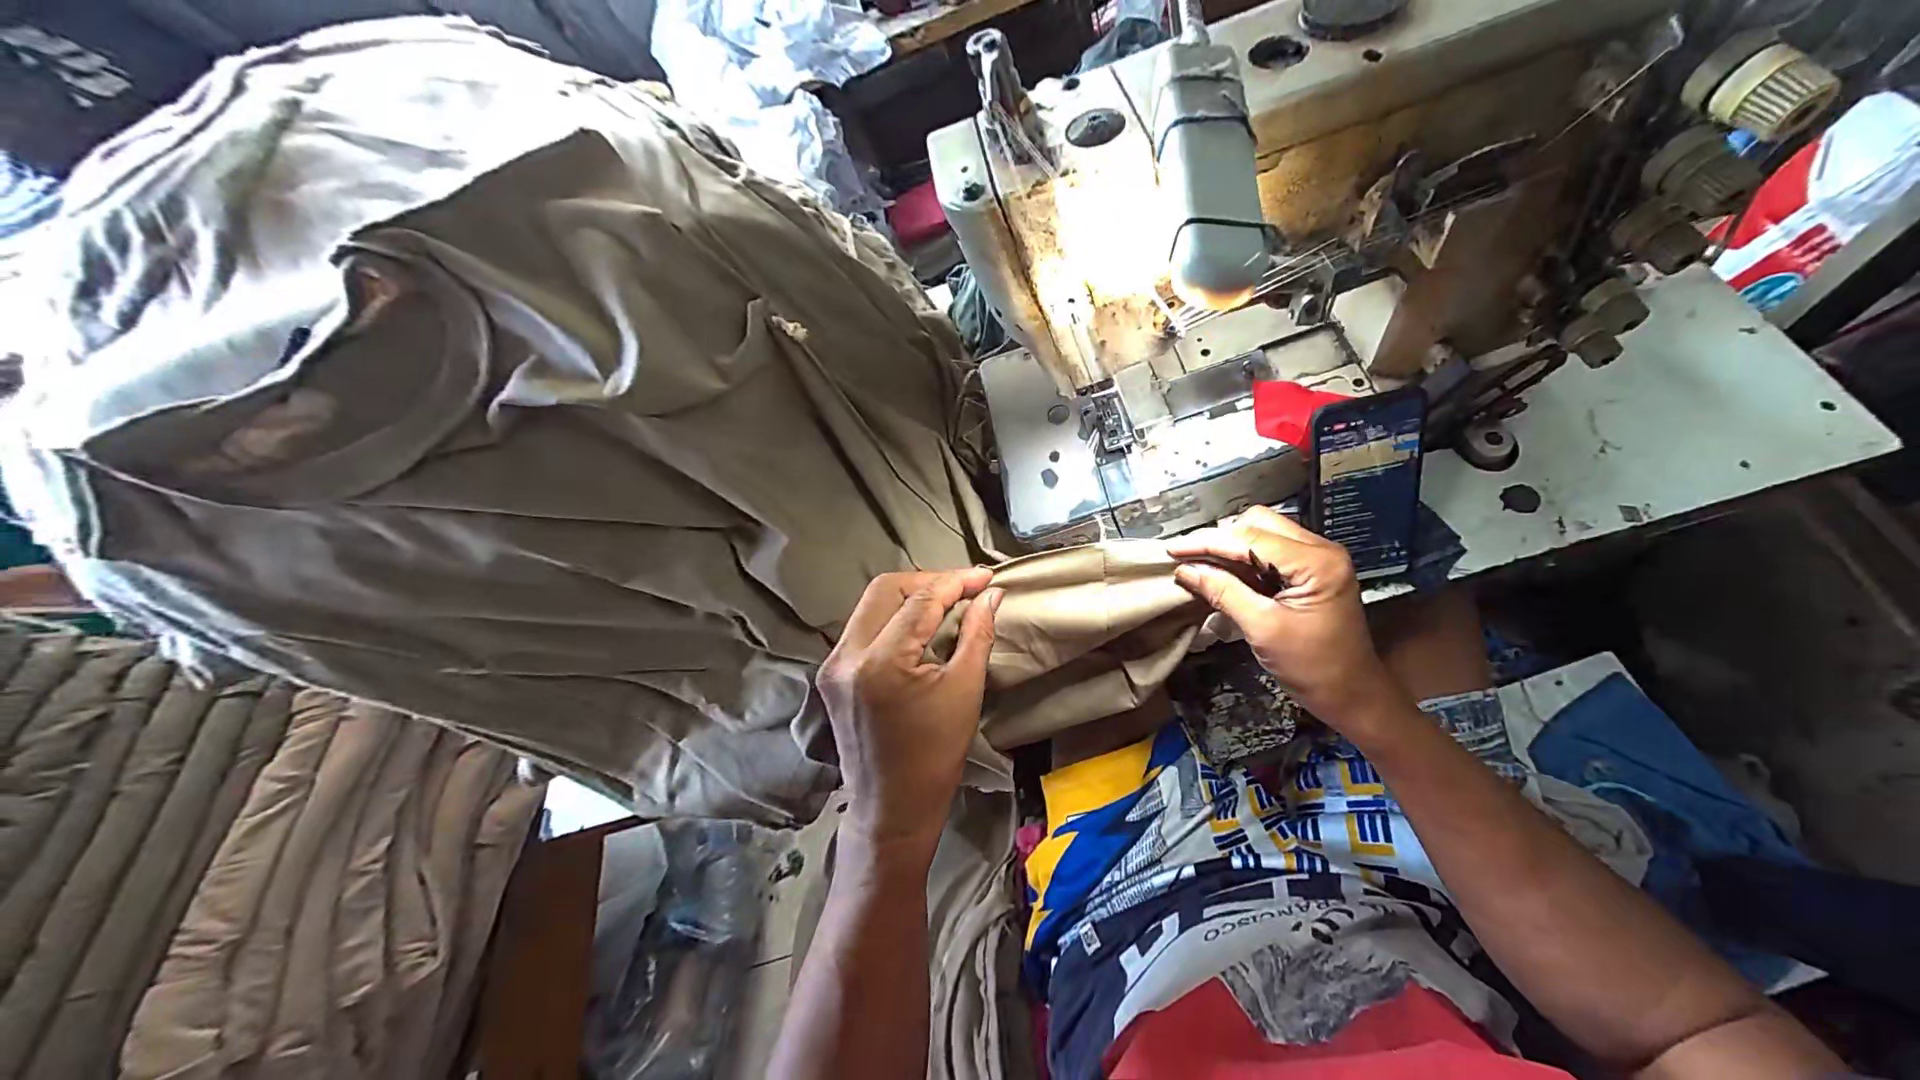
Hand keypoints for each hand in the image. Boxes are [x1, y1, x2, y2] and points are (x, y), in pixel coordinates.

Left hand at [818, 569, 1003, 857]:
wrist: (893, 808)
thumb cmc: (935, 756)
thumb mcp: (965, 690)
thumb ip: (977, 634)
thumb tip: (990, 596)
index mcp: (880, 663)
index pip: (920, 600)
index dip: (956, 582)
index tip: (985, 578)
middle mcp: (846, 656)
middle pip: (885, 589)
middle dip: (928, 582)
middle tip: (964, 589)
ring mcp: (832, 665)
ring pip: (870, 605)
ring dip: (909, 597)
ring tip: (946, 603)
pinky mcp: (831, 675)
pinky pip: (862, 628)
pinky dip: (892, 618)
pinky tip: (919, 626)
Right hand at [1166, 506, 1398, 727]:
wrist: (1351, 694)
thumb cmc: (1312, 667)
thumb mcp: (1262, 628)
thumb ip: (1223, 592)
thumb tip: (1185, 570)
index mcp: (1317, 562)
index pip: (1250, 537)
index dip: (1207, 542)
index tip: (1173, 550)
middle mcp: (1321, 550)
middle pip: (1258, 524)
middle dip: (1220, 538)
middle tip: (1188, 559)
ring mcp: (1318, 559)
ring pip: (1262, 533)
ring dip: (1230, 547)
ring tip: (1201, 565)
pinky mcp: (1311, 570)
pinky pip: (1270, 550)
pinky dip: (1243, 558)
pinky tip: (1223, 572)